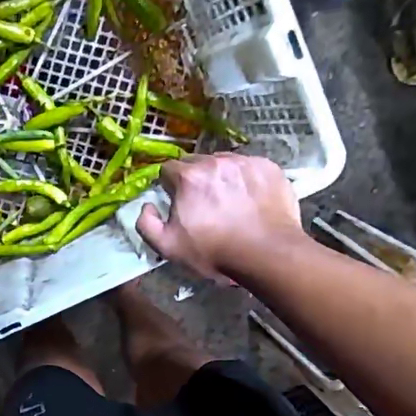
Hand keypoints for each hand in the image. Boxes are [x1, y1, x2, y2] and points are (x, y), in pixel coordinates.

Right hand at [136, 153, 303, 280]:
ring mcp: (245, 162)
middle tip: (202, 203)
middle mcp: (216, 162)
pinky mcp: (269, 168)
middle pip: (196, 162)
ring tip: (228, 200)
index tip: (177, 201)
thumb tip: (147, 206)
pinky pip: (249, 166)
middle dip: (194, 179)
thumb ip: (146, 224)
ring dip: (220, 176)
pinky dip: (245, 179)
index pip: (168, 169)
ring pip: (223, 162)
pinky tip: (249, 199)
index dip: (169, 186)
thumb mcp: (168, 247)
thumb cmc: (215, 252)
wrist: (267, 253)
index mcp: (188, 177)